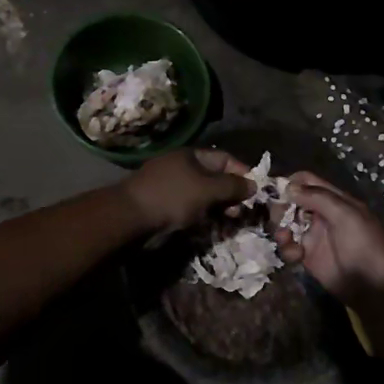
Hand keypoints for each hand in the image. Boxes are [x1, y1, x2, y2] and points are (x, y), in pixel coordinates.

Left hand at [121, 149, 252, 235]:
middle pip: (214, 177)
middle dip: (230, 194)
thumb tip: (253, 184)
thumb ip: (233, 186)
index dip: (242, 172)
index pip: (224, 158)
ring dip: (217, 208)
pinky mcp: (162, 206)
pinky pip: (189, 208)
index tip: (255, 190)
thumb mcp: (208, 190)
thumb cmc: (172, 197)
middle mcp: (181, 168)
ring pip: (202, 196)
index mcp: (191, 156)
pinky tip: (208, 227)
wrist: (129, 219)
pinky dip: (201, 216)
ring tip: (227, 222)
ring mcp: (170, 187)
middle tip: (241, 211)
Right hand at [277, 172, 383, 303]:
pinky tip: (296, 255)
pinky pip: (290, 247)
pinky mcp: (308, 257)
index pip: (308, 182)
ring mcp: (314, 236)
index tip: (274, 189)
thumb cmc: (364, 244)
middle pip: (293, 202)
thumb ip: (318, 197)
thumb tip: (288, 186)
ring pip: (288, 225)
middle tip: (277, 216)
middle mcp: (322, 214)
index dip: (290, 182)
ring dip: (281, 229)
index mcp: (334, 200)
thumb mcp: (346, 215)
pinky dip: (288, 249)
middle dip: (281, 207)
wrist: (374, 285)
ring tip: (284, 237)